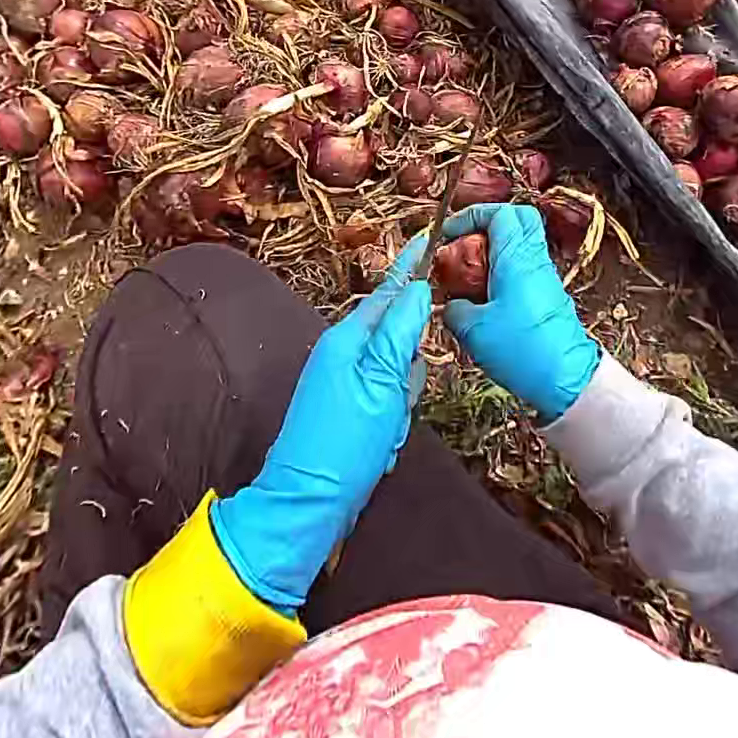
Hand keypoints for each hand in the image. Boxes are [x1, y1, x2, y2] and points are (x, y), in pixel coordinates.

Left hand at [210, 235, 432, 611]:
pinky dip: (392, 418)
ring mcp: (346, 379)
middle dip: (410, 368)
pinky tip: (380, 440)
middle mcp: (345, 351)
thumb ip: (400, 333)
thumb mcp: (381, 382)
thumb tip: (416, 288)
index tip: (428, 239)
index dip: (410, 268)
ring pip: (398, 372)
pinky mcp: (351, 405)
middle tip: (399, 400)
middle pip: (398, 336)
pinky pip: (388, 398)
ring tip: (386, 426)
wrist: (309, 498)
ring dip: (401, 399)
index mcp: (350, 338)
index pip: (387, 293)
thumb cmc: (345, 440)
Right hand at [441, 203, 600, 421]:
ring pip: (519, 244)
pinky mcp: (545, 297)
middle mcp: (534, 261)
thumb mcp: (472, 329)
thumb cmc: (521, 349)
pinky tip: (482, 297)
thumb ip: (453, 308)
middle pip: (517, 219)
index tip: (449, 234)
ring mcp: (543, 278)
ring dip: (491, 251)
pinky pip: (521, 268)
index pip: (501, 213)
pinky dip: (499, 272)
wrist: (567, 381)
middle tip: (461, 243)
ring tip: (466, 274)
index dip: (471, 216)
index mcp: (517, 259)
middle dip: (485, 225)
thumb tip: (449, 304)